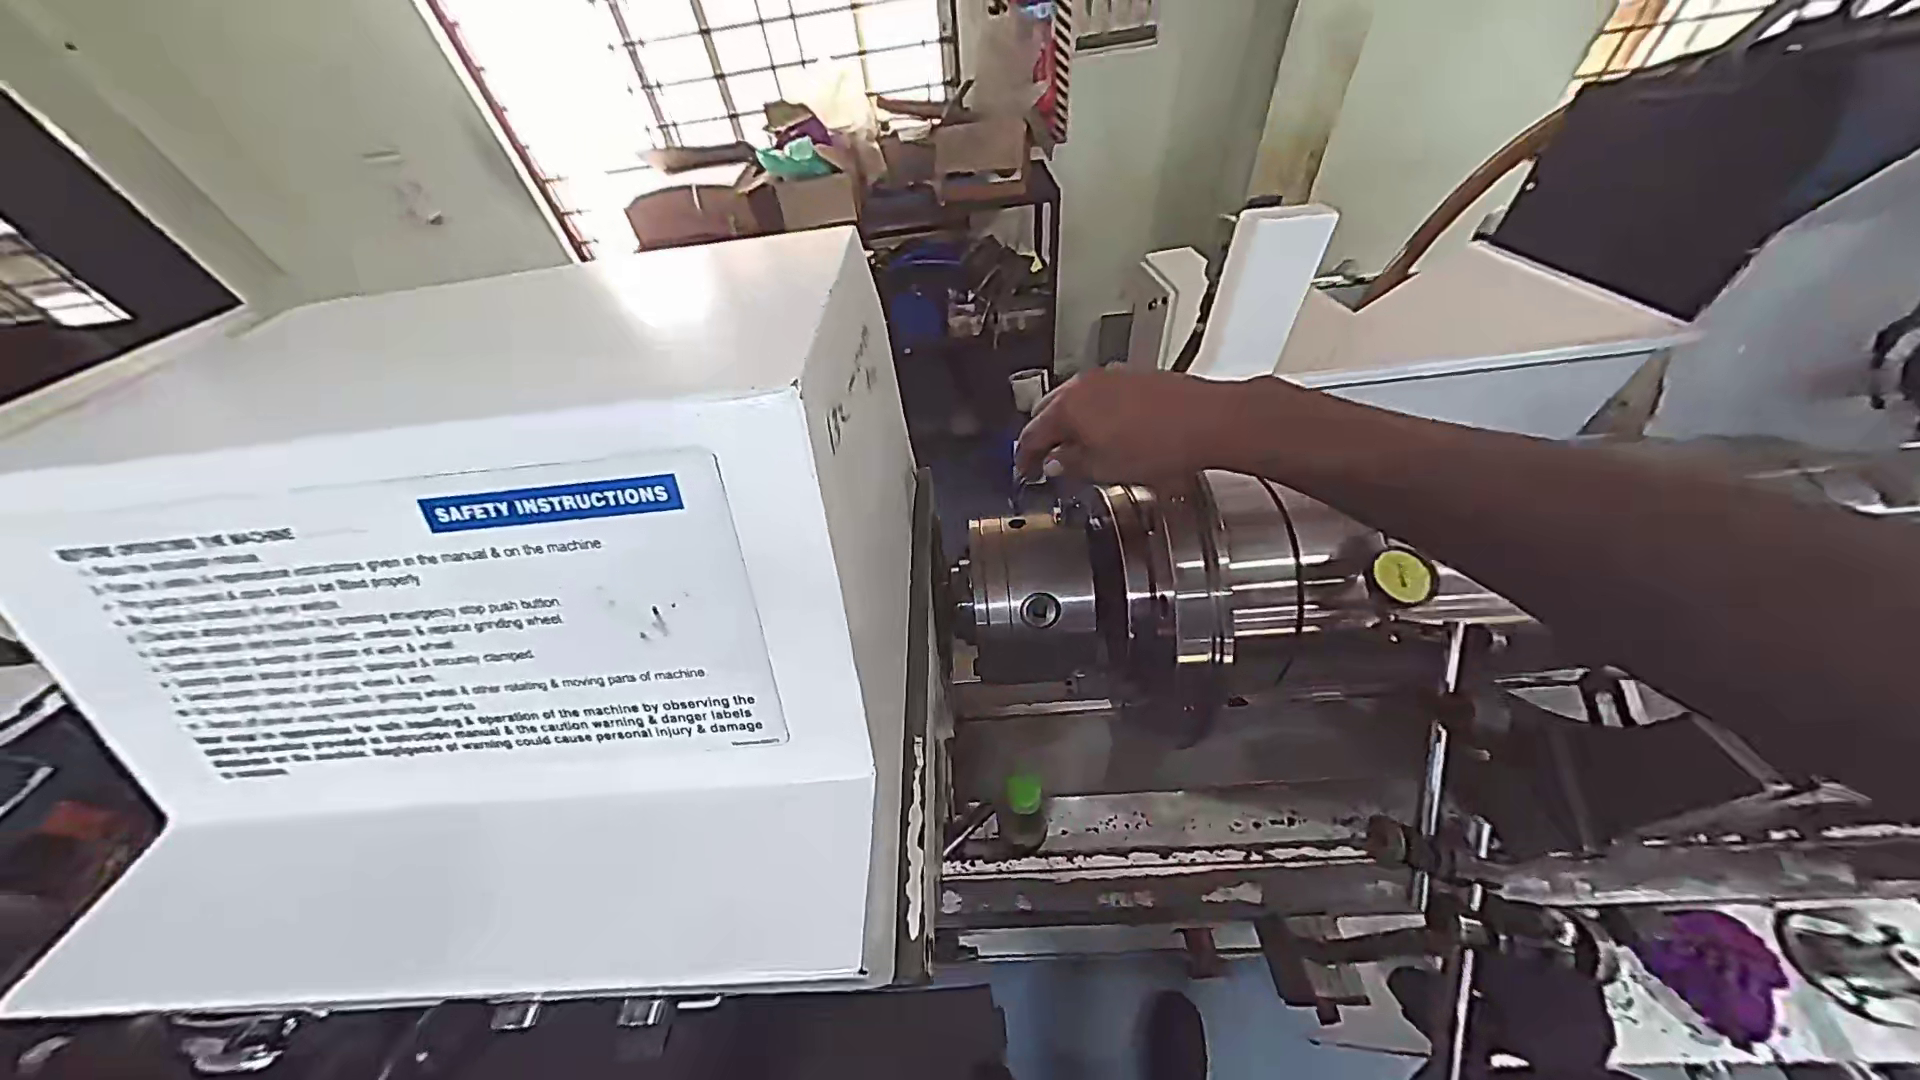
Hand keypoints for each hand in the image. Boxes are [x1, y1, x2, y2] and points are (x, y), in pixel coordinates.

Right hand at [1013, 367, 1241, 484]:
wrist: (1209, 422)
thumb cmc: (1160, 444)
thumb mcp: (1102, 469)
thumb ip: (1069, 465)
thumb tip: (1054, 463)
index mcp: (1067, 407)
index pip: (1031, 435)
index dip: (1025, 458)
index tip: (1025, 472)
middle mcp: (1084, 385)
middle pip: (1048, 412)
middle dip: (1043, 437)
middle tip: (1043, 461)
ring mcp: (1109, 377)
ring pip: (1074, 402)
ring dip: (1069, 425)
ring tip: (1076, 451)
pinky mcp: (1132, 377)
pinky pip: (1099, 396)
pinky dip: (1092, 416)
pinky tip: (1105, 435)